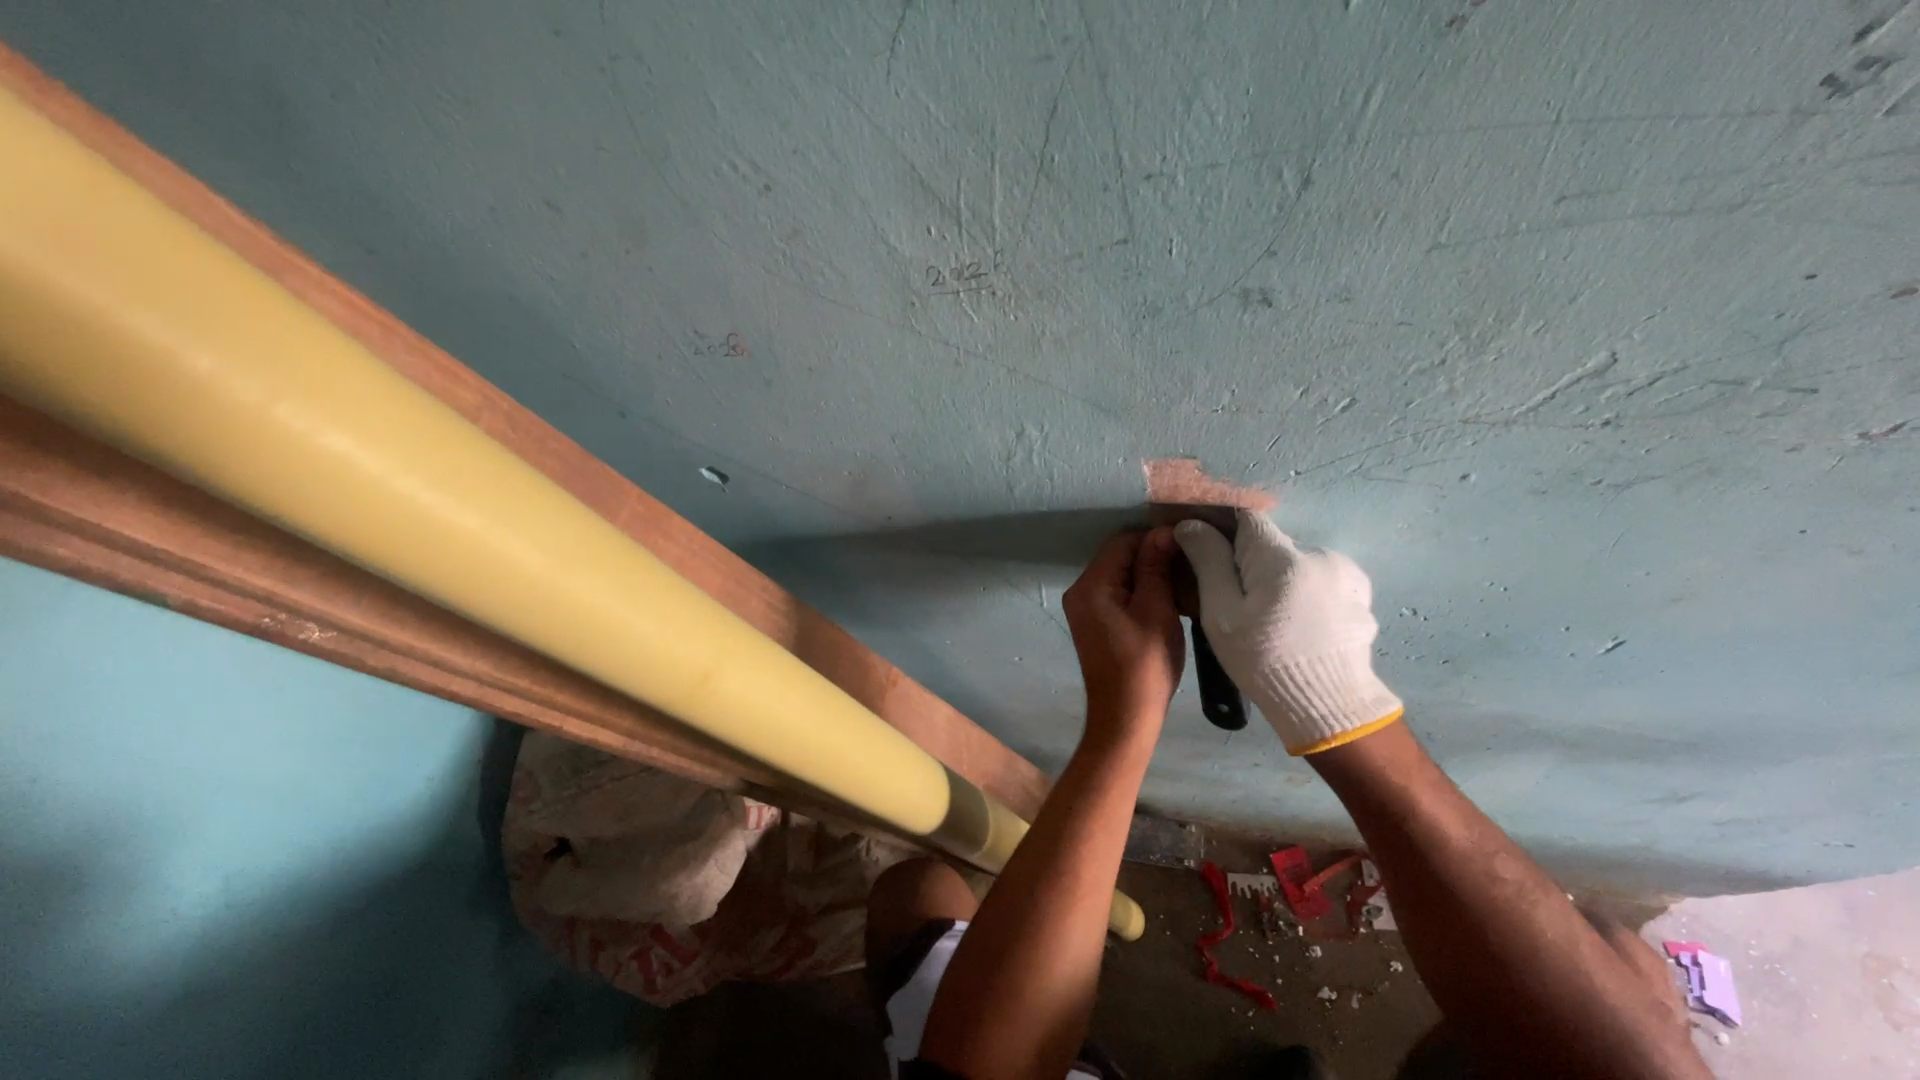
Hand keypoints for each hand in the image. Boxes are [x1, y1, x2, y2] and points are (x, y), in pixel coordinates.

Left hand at [1061, 528, 1185, 740]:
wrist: (1126, 717)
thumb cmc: (1144, 665)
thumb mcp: (1156, 610)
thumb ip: (1156, 568)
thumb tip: (1164, 532)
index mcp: (1091, 586)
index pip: (1123, 542)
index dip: (1157, 540)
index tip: (1190, 546)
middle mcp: (1081, 592)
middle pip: (1120, 558)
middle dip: (1156, 558)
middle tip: (1192, 566)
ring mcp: (1086, 609)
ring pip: (1123, 576)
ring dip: (1153, 576)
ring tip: (1186, 585)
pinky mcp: (1096, 623)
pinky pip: (1120, 595)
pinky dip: (1144, 593)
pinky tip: (1170, 602)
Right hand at [1173, 510, 1402, 754]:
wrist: (1330, 705)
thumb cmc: (1265, 661)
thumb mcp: (1221, 615)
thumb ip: (1208, 562)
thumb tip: (1191, 524)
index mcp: (1282, 557)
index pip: (1246, 518)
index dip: (1223, 532)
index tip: (1209, 558)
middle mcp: (1319, 554)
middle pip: (1271, 543)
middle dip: (1251, 564)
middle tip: (1237, 604)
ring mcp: (1345, 573)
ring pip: (1296, 562)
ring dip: (1280, 579)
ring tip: (1272, 620)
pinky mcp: (1360, 593)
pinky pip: (1320, 579)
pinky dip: (1304, 593)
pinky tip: (1299, 625)